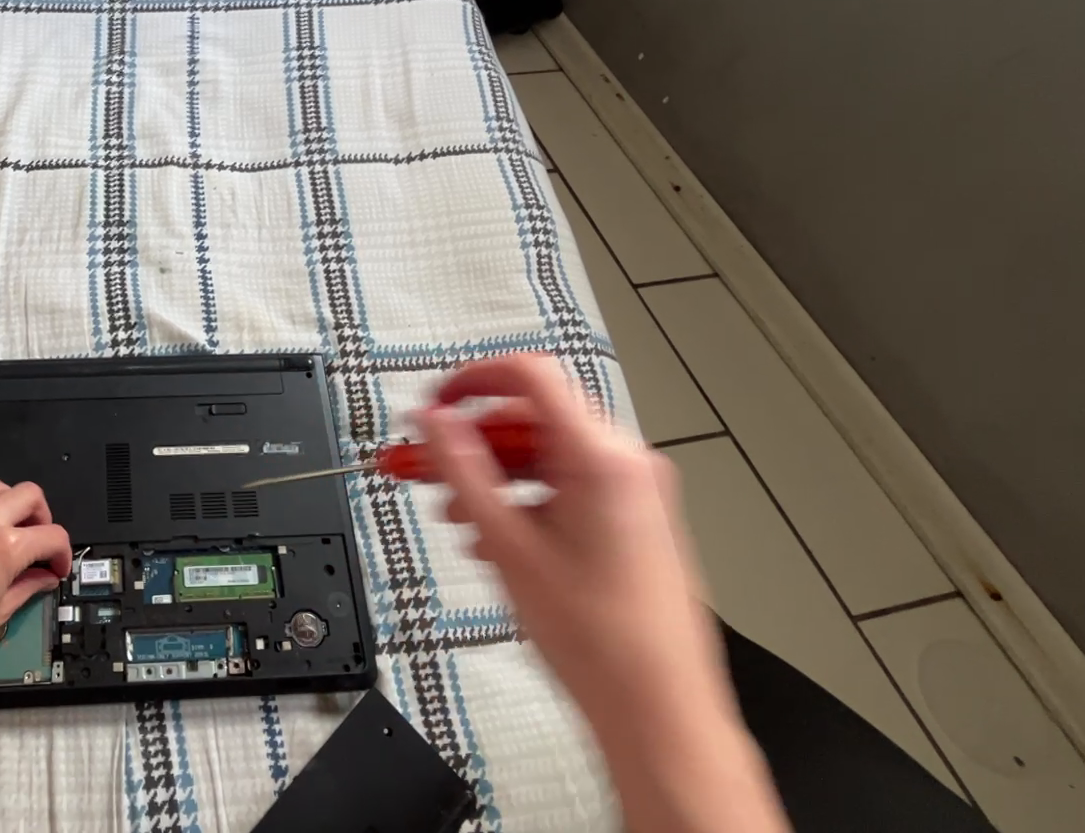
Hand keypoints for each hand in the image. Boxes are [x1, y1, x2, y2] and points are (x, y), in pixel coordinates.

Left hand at [0, 478, 72, 692]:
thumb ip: (27, 587)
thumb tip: (45, 577)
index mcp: (5, 547)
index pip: (52, 535)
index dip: (63, 552)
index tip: (57, 566)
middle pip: (29, 494)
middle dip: (42, 515)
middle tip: (37, 539)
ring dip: (7, 502)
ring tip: (4, 526)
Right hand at [413, 354, 723, 735]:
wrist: (659, 709)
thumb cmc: (598, 637)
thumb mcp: (507, 542)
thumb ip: (460, 469)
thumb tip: (432, 421)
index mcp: (600, 457)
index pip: (529, 375)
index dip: (471, 380)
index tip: (435, 404)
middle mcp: (625, 464)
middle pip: (531, 420)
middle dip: (471, 442)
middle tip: (424, 465)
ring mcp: (633, 492)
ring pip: (544, 456)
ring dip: (491, 474)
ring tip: (454, 511)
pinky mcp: (630, 518)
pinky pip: (564, 485)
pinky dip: (521, 497)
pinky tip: (492, 535)